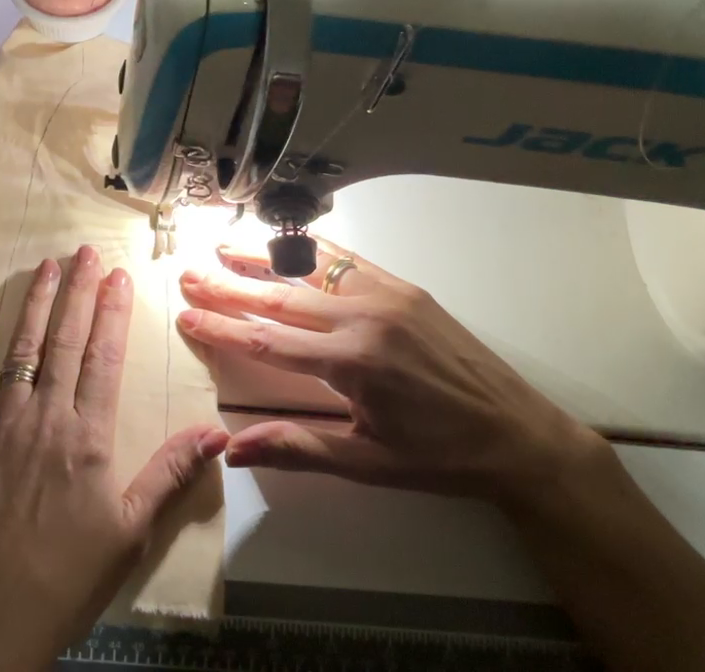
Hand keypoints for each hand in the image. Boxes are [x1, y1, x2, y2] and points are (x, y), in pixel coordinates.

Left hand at [0, 246, 228, 671]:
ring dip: (35, 304)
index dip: (112, 312)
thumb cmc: (67, 575)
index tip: (118, 275)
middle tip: (85, 251)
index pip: (104, 358)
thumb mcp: (129, 531)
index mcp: (88, 437)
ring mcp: (0, 424)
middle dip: (77, 292)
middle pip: (65, 341)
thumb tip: (217, 433)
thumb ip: (169, 475)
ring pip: (21, 349)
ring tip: (46, 266)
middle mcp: (44, 417)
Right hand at [176, 238, 603, 508]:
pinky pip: (348, 260)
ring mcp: (387, 296)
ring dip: (262, 256)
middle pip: (279, 296)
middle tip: (188, 273)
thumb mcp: (366, 463)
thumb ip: (297, 448)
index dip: (221, 326)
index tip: (186, 314)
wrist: (518, 435)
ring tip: (223, 244)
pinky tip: (286, 241)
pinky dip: (310, 249)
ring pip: (310, 268)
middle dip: (228, 285)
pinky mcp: (406, 288)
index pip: (267, 340)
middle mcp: (364, 319)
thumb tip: (231, 450)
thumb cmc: (439, 458)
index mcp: (351, 365)